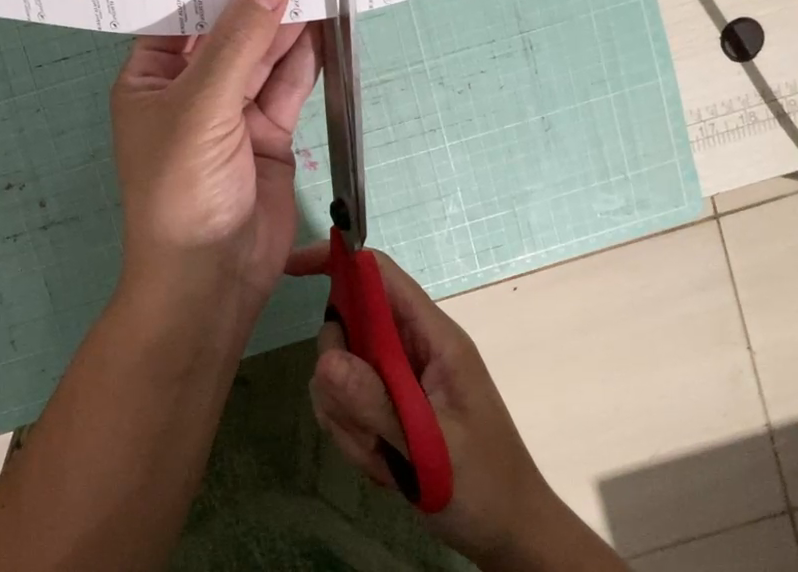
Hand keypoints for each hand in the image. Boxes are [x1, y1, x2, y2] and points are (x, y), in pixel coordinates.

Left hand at [109, 0, 320, 324]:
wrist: (209, 280)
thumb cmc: (183, 189)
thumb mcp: (201, 107)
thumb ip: (238, 42)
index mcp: (149, 79)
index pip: (183, 18)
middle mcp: (188, 91)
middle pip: (228, 35)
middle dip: (264, 6)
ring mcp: (230, 115)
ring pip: (263, 59)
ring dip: (292, 29)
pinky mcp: (267, 138)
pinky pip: (286, 89)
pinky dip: (306, 62)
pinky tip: (327, 32)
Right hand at [288, 245, 622, 570]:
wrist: (507, 536)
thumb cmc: (485, 486)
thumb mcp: (433, 447)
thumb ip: (378, 403)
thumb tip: (325, 359)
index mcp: (433, 337)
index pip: (376, 273)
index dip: (335, 261)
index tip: (290, 271)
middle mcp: (409, 346)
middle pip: (345, 325)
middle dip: (339, 375)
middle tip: (364, 423)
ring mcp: (395, 375)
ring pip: (336, 368)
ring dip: (346, 415)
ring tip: (383, 455)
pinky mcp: (384, 402)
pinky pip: (340, 400)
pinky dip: (350, 432)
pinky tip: (381, 463)